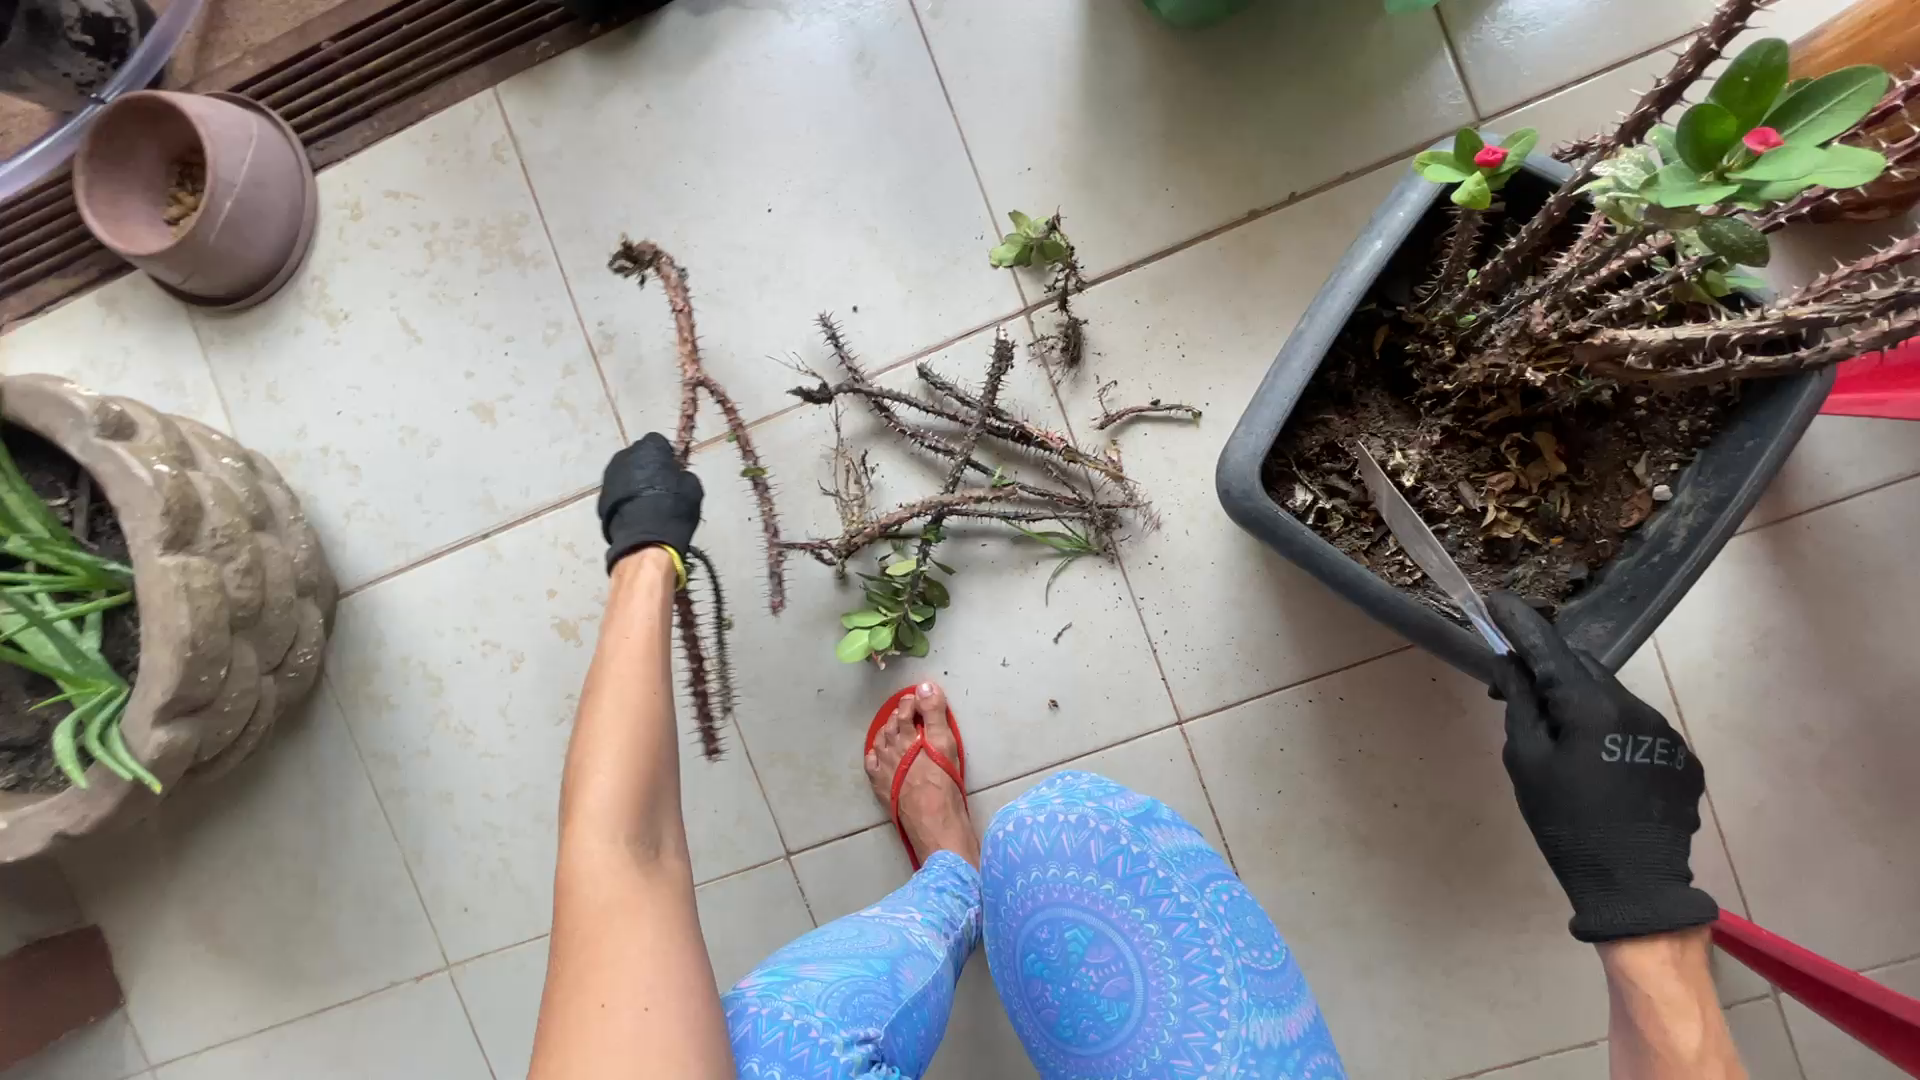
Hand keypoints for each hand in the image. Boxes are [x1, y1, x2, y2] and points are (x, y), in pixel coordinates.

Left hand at [598, 433, 702, 576]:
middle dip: (648, 464)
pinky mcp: (601, 495)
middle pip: (638, 455)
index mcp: (649, 448)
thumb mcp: (692, 487)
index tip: (673, 469)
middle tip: (661, 483)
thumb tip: (676, 475)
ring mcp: (610, 476)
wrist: (646, 539)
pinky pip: (618, 489)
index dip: (666, 455)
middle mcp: (625, 456)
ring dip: (636, 480)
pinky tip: (636, 510)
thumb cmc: (674, 508)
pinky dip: (626, 495)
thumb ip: (682, 474)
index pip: (658, 441)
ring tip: (648, 498)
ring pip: (626, 471)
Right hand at [1487, 592, 1717, 943]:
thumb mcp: (1525, 758)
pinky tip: (1589, 756)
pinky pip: (1633, 725)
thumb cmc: (1563, 820)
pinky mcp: (1681, 760)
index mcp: (1593, 707)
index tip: (1497, 600)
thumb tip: (1512, 663)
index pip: (1550, 650)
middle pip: (1585, 667)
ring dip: (1577, 697)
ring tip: (1551, 726)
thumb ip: (1520, 703)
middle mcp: (1637, 709)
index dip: (1521, 624)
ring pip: (1610, 695)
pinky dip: (1604, 725)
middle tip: (1510, 683)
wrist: (1633, 885)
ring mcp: (1666, 735)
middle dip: (1547, 665)